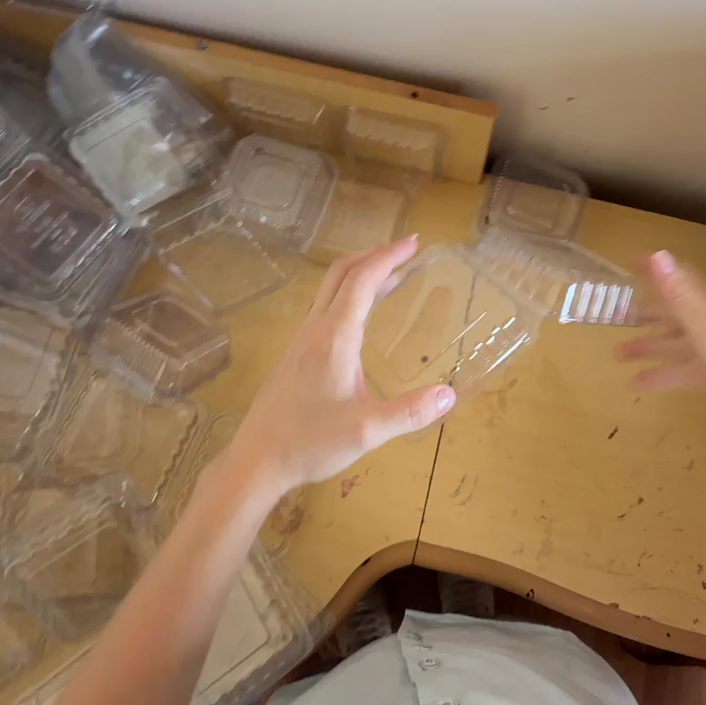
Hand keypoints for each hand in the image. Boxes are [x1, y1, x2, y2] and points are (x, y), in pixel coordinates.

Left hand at [225, 235, 456, 494]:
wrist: (256, 461)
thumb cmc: (308, 443)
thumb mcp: (366, 431)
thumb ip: (409, 412)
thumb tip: (449, 394)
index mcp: (334, 336)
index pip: (363, 280)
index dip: (389, 256)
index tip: (415, 243)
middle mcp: (315, 329)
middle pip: (342, 273)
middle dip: (375, 255)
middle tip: (406, 250)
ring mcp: (301, 341)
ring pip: (330, 290)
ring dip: (361, 274)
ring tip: (392, 278)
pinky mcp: (295, 356)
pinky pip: (325, 309)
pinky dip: (349, 296)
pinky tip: (362, 319)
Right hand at [616, 250, 705, 435]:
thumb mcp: (701, 323)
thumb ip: (677, 292)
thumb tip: (657, 254)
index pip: (679, 277)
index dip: (657, 269)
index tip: (631, 263)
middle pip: (673, 311)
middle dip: (647, 313)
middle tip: (617, 315)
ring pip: (672, 343)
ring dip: (647, 346)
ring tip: (618, 353)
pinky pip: (679, 370)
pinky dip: (659, 375)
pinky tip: (636, 384)